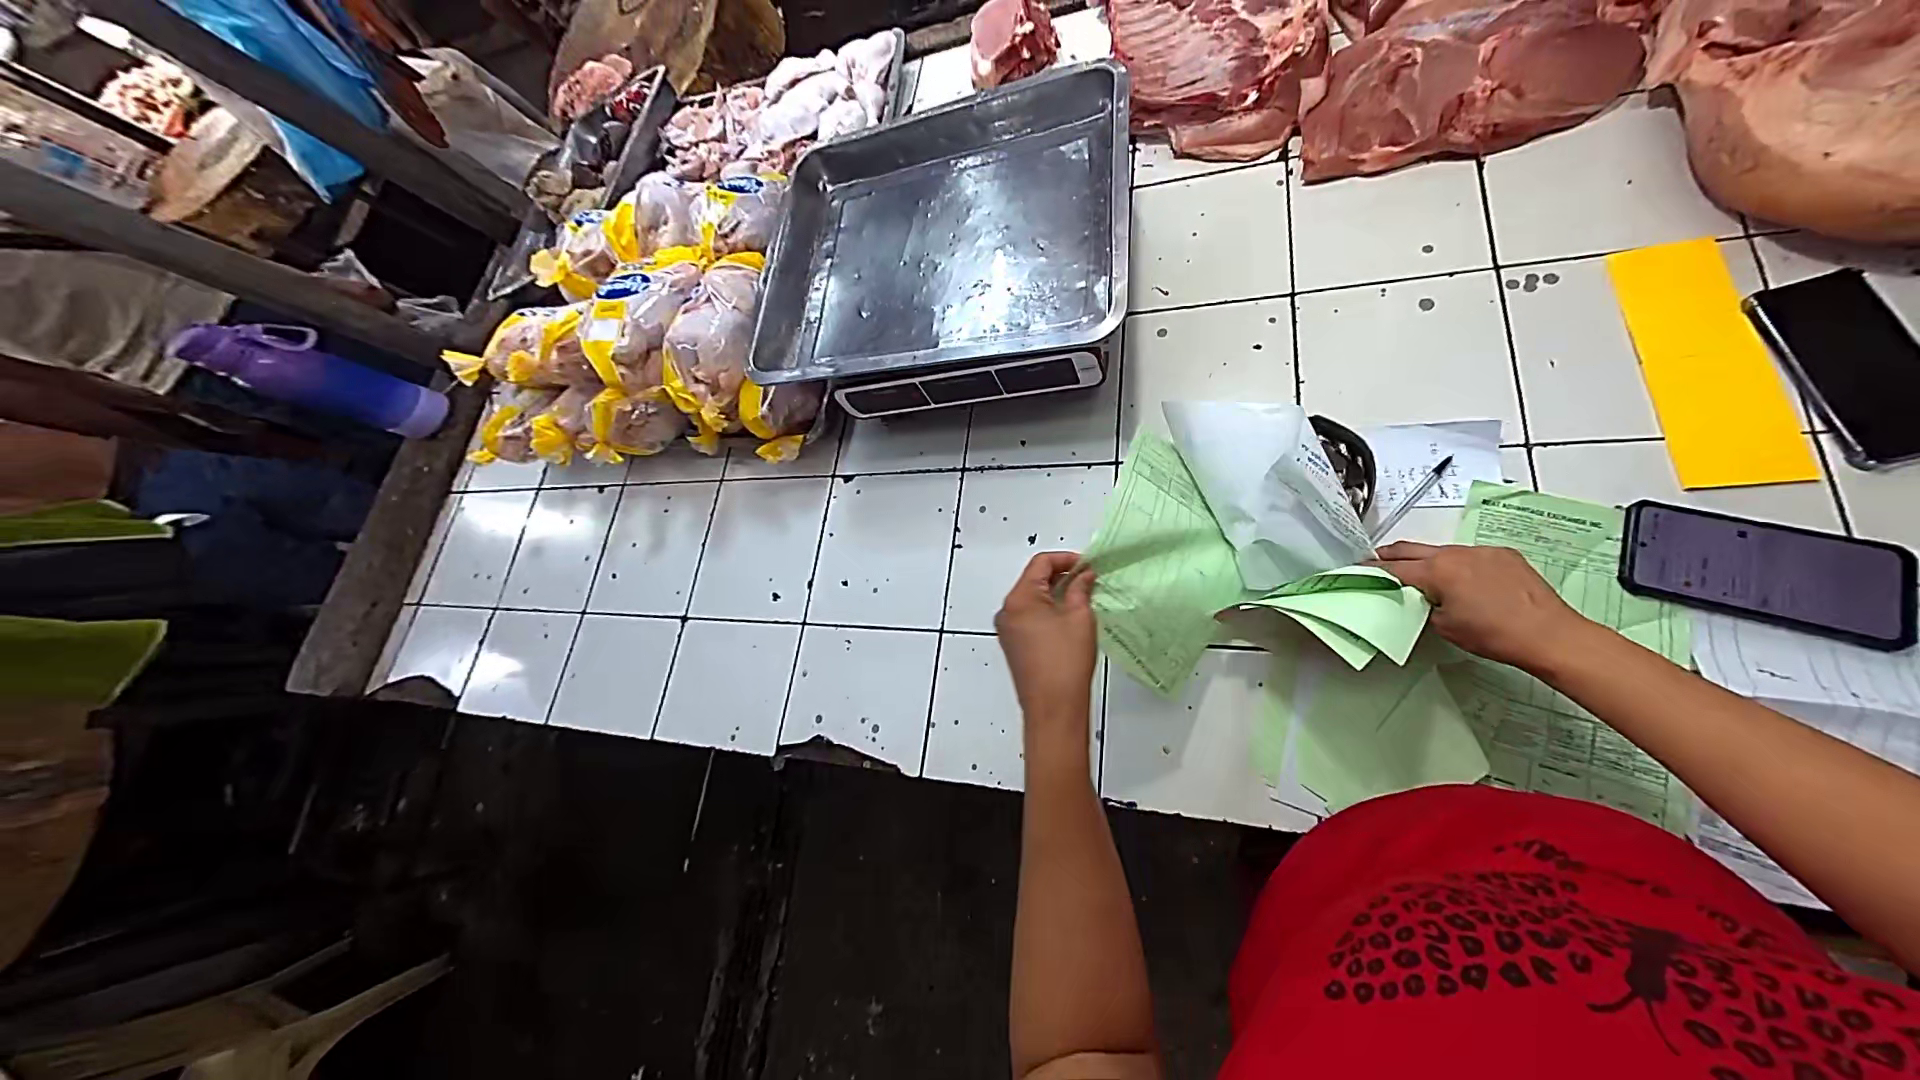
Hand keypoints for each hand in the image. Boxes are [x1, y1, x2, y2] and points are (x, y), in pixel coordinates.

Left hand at [996, 552, 1097, 753]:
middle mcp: (1007, 610)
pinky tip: (1069, 618)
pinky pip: (1029, 617)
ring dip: (1055, 594)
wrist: (1053, 707)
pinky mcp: (1013, 644)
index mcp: (1019, 598)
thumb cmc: (1066, 662)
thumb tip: (1084, 575)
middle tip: (1088, 580)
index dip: (1066, 559)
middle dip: (1061, 576)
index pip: (1040, 563)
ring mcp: (1007, 629)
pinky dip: (1047, 611)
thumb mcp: (1079, 617)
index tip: (1087, 565)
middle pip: (1033, 579)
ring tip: (1082, 598)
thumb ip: (1080, 588)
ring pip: (1031, 599)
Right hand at [1371, 541, 1593, 673]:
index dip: (1371, 569)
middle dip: (1390, 555)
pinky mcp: (1504, 555)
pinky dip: (1456, 564)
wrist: (1550, 635)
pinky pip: (1469, 555)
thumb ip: (1421, 603)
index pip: (1392, 567)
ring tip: (1420, 574)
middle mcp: (1456, 553)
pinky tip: (1461, 580)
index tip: (1358, 570)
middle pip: (1411, 549)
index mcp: (1436, 570)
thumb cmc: (1492, 634)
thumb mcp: (1442, 625)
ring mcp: (1482, 551)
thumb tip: (1418, 597)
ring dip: (1425, 560)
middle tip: (1375, 562)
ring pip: (1441, 551)